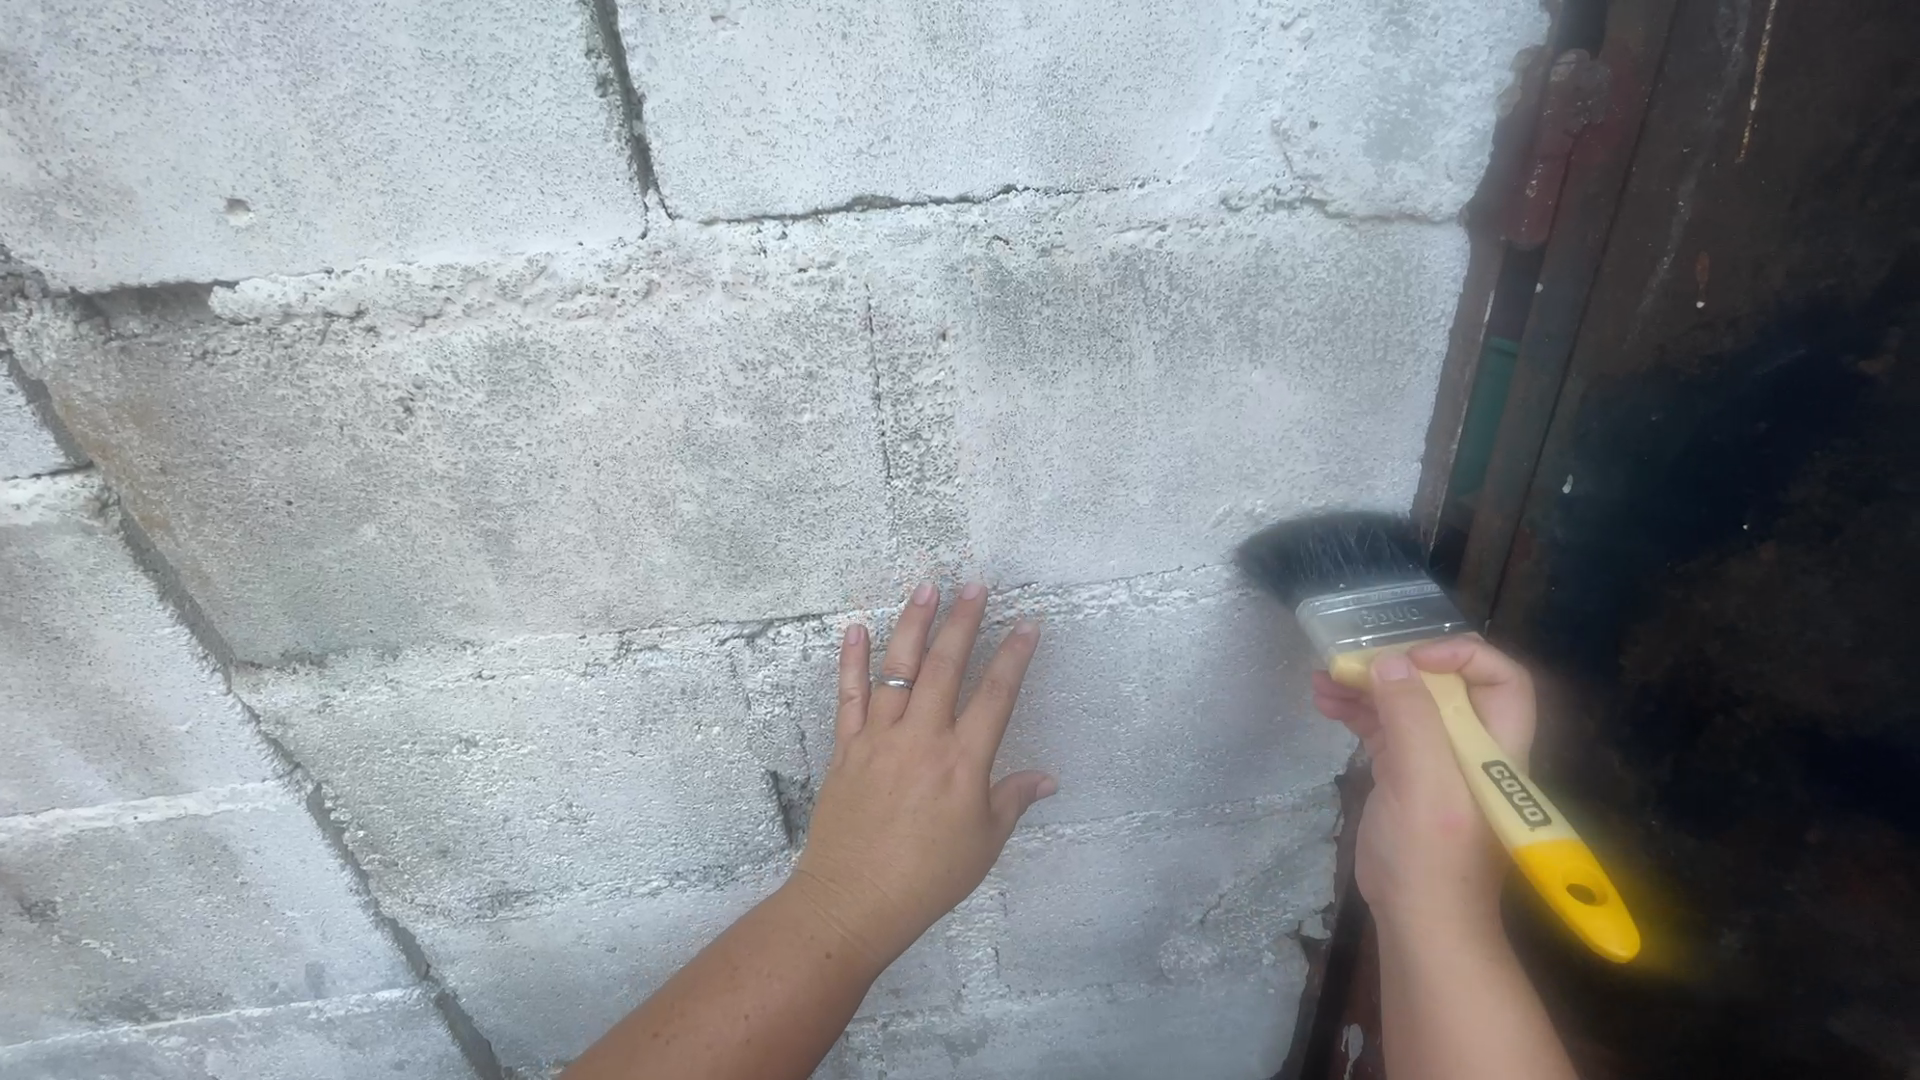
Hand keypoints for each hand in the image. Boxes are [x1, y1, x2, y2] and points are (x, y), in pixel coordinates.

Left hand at [786, 583, 1054, 965]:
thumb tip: (1048, 779)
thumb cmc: (926, 878)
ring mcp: (879, 738)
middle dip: (964, 621)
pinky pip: (849, 696)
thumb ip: (1013, 801)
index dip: (1016, 656)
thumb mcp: (983, 844)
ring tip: (926, 587)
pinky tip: (856, 629)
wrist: (852, 902)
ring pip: (897, 669)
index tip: (1028, 623)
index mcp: (962, 762)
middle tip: (975, 584)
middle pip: (946, 667)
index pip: (997, 695)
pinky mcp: (847, 747)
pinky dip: (852, 661)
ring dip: (913, 624)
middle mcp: (922, 739)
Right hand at [1312, 636, 1535, 941]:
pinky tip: (1324, 703)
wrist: (1418, 919)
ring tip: (1323, 677)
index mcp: (1493, 745)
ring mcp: (1433, 758)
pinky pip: (1380, 725)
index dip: (1460, 655)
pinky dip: (1353, 709)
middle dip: (1396, 663)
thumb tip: (1388, 660)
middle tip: (1351, 659)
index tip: (1407, 657)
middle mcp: (1467, 744)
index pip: (1501, 678)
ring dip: (1365, 683)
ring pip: (1404, 701)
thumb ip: (1411, 718)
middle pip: (1442, 683)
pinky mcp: (1401, 772)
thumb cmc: (1432, 855)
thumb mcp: (1424, 782)